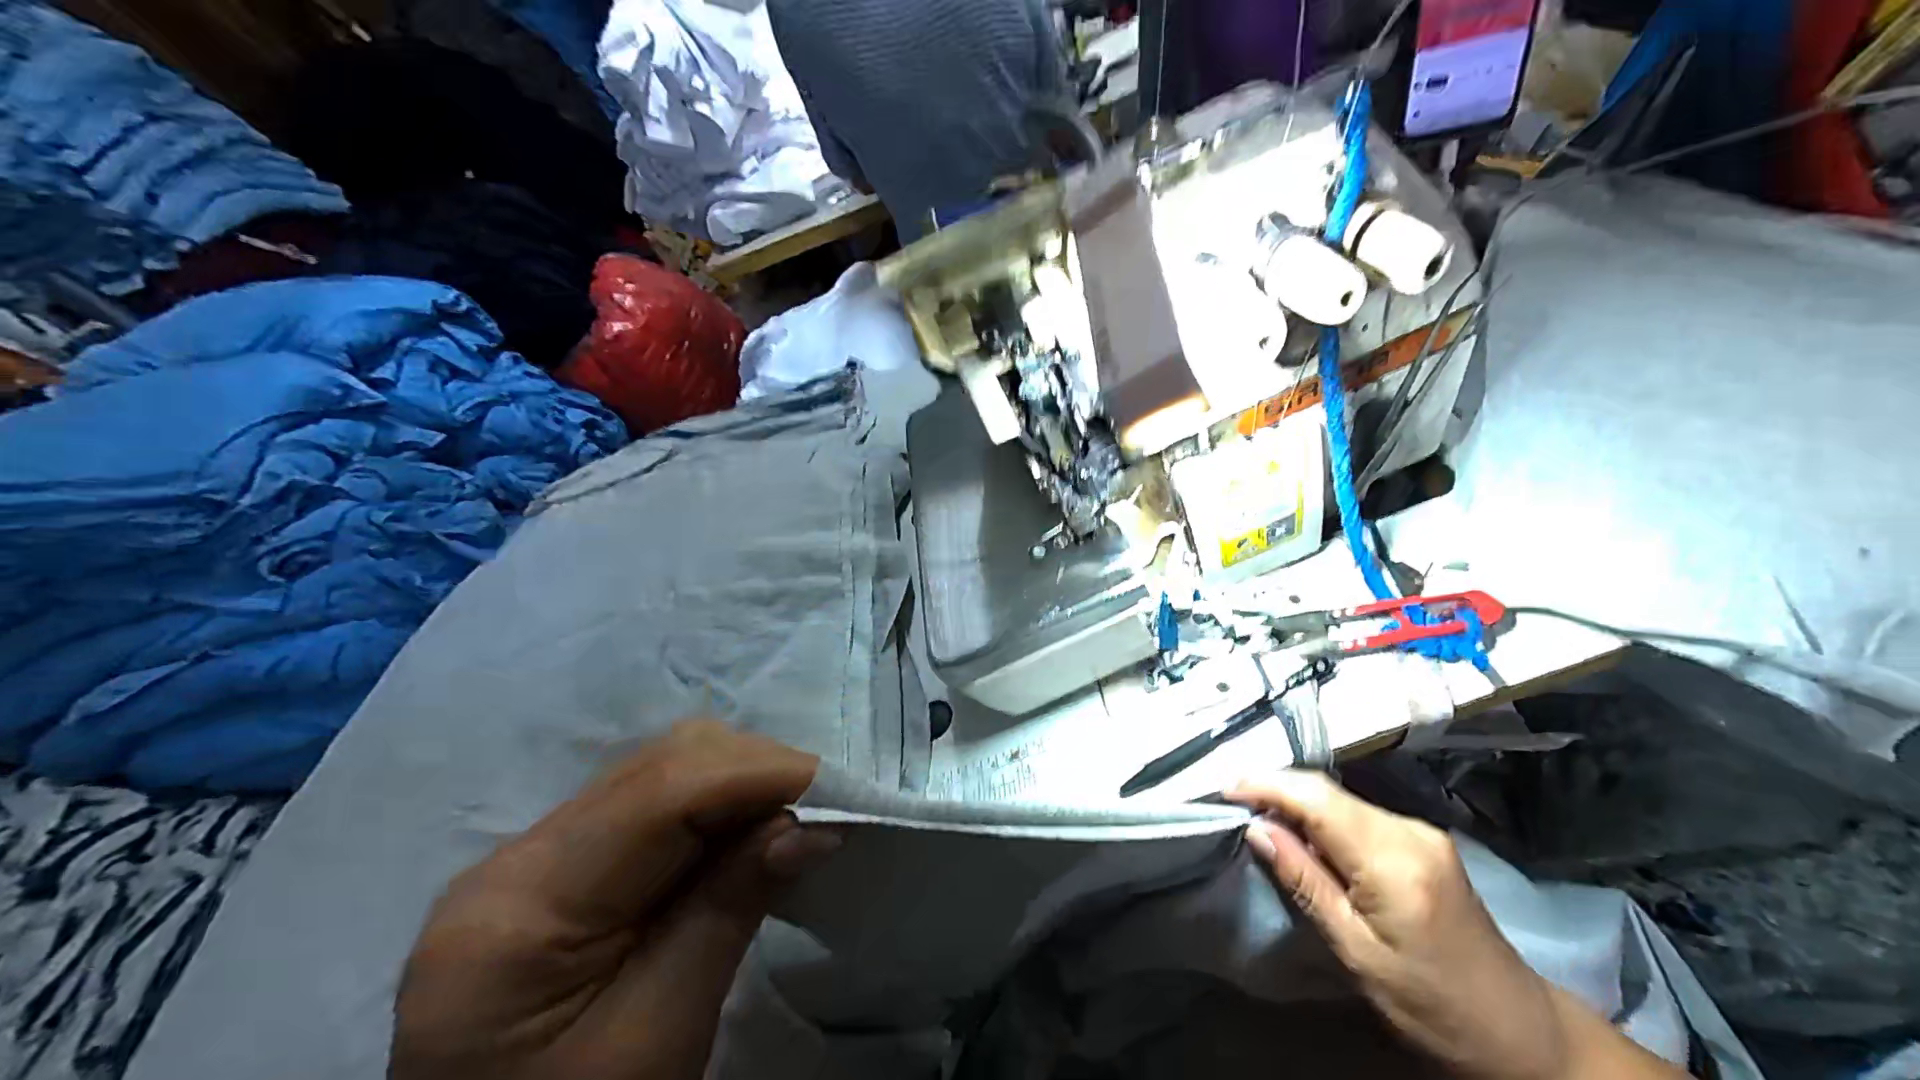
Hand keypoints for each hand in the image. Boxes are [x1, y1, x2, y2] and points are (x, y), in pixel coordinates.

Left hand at [391, 720, 838, 1079]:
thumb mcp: (656, 1039)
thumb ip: (727, 914)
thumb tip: (808, 827)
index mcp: (521, 905)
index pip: (660, 795)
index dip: (759, 774)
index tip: (840, 791)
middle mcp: (514, 857)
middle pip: (657, 766)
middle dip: (754, 771)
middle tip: (826, 811)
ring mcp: (527, 859)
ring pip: (655, 771)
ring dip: (736, 783)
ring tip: (793, 821)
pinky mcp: (552, 871)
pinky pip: (643, 806)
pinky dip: (708, 807)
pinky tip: (743, 835)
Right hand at [1229, 771, 1686, 1079]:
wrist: (1518, 1029)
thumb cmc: (1430, 1004)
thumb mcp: (1356, 952)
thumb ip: (1304, 882)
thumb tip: (1256, 828)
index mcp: (1393, 861)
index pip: (1317, 799)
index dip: (1266, 785)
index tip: (1222, 788)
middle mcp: (1410, 831)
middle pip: (1327, 790)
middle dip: (1275, 788)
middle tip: (1228, 798)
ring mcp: (1421, 832)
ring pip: (1340, 798)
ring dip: (1296, 801)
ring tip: (1254, 812)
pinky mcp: (1423, 840)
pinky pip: (1357, 813)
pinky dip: (1321, 815)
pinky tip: (1301, 831)